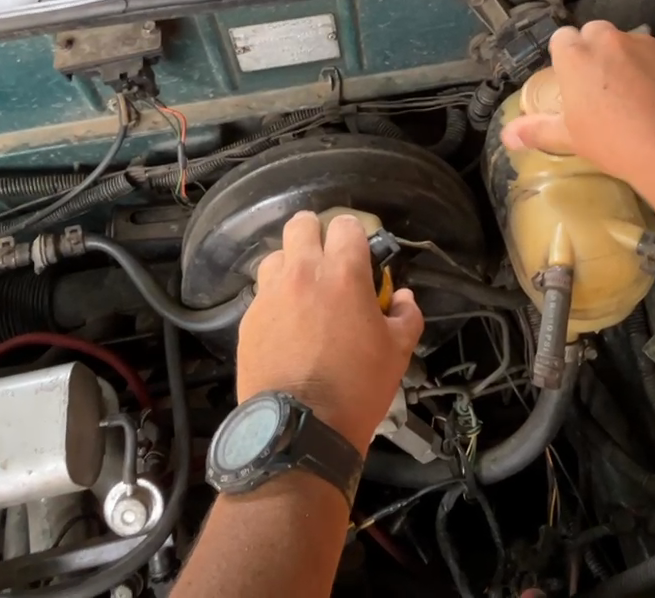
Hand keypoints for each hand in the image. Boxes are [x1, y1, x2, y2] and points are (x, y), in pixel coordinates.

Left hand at [236, 211, 423, 449]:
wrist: (300, 431)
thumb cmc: (357, 386)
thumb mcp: (398, 351)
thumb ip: (406, 314)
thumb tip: (401, 298)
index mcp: (343, 273)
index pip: (346, 224)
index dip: (355, 234)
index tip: (360, 255)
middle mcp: (303, 273)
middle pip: (301, 224)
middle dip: (316, 234)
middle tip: (328, 260)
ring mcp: (270, 295)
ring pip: (276, 256)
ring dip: (292, 265)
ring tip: (304, 292)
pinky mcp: (249, 319)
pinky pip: (262, 293)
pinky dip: (276, 299)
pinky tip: (286, 325)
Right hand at [500, 21, 654, 190]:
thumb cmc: (613, 142)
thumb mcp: (570, 138)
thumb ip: (536, 130)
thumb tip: (507, 137)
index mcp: (576, 56)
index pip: (562, 39)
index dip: (566, 57)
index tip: (572, 81)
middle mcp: (608, 40)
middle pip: (594, 34)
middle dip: (595, 52)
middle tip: (599, 87)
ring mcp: (644, 44)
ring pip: (627, 43)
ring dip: (625, 59)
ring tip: (633, 95)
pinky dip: (653, 69)